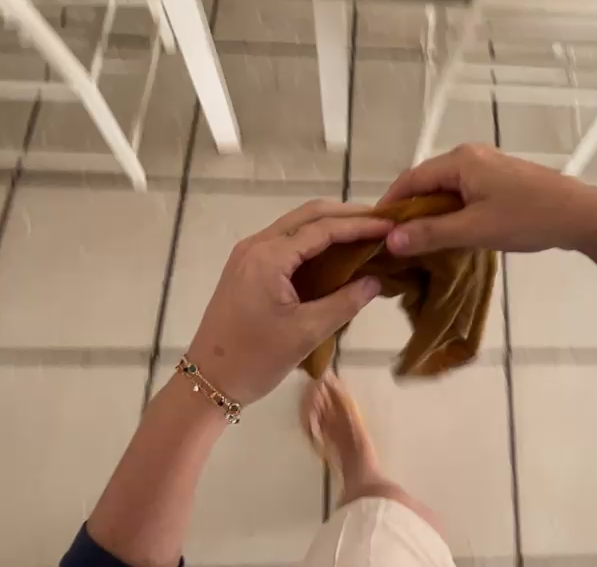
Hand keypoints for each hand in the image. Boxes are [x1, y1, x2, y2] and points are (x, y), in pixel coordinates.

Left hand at [186, 200, 390, 402]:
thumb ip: (345, 302)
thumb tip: (376, 280)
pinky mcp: (247, 265)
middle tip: (380, 222)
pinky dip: (314, 238)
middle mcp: (257, 244)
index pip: (323, 228)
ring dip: (330, 223)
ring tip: (363, 232)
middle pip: (309, 214)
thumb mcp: (306, 333)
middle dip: (347, 215)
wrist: (206, 382)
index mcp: (269, 257)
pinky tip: (335, 250)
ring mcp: (249, 252)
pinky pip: (286, 239)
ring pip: (297, 223)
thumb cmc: (255, 359)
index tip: (390, 226)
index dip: (359, 225)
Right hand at [378, 144, 596, 286]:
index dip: (390, 205)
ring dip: (432, 214)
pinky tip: (449, 235)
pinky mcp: (499, 179)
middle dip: (410, 211)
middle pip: (427, 183)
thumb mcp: (475, 230)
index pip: (411, 180)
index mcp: (460, 161)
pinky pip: (463, 193)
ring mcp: (486, 166)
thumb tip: (391, 239)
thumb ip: (432, 234)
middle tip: (395, 243)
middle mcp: (469, 156)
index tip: (374, 231)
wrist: (580, 215)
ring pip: (446, 190)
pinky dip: (451, 212)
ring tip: (418, 244)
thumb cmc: (527, 218)